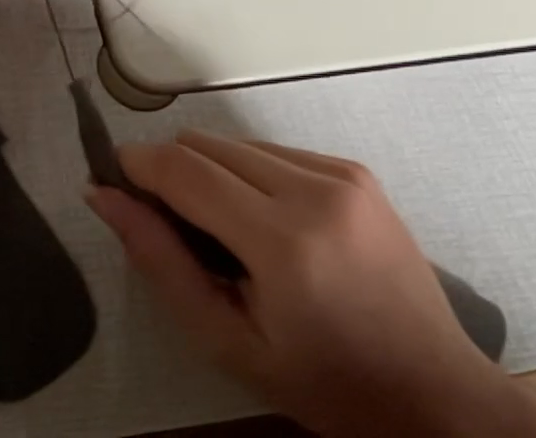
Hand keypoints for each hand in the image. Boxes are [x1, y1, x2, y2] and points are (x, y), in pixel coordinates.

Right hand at [87, 132, 535, 437]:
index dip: (135, 165)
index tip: (109, 180)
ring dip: (208, 172)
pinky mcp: (355, 170)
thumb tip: (101, 196)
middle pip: (204, 144)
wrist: (434, 393)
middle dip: (169, 171)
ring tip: (221, 230)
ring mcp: (342, 174)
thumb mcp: (226, 340)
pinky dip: (247, 174)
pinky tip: (261, 221)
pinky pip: (272, 150)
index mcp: (284, 240)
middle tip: (168, 224)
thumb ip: (159, 261)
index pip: (182, 169)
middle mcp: (316, 189)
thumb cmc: (322, 381)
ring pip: (234, 142)